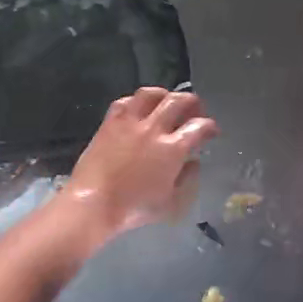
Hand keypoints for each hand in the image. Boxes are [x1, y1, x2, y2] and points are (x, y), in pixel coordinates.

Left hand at [62, 88, 217, 242]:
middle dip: (192, 103)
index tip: (210, 131)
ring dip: (163, 95)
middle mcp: (152, 129)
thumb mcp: (172, 202)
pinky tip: (137, 110)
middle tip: (194, 112)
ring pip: (149, 94)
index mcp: (173, 148)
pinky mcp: (107, 124)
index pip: (199, 127)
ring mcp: (127, 124)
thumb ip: (187, 179)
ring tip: (166, 103)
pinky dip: (135, 101)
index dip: (209, 127)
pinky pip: (123, 102)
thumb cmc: (133, 207)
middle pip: (177, 101)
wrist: (92, 202)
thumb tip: (193, 162)